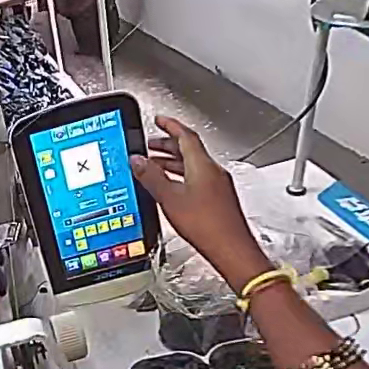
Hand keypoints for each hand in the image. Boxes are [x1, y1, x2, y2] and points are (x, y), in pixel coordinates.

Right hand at [130, 116, 269, 285]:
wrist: (231, 249)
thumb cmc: (207, 226)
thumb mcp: (170, 199)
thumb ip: (151, 178)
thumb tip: (138, 160)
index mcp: (202, 166)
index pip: (185, 136)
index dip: (170, 125)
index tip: (159, 120)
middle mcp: (212, 172)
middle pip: (189, 150)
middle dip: (168, 145)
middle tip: (152, 143)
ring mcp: (217, 185)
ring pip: (192, 166)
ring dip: (173, 162)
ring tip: (156, 166)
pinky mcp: (218, 200)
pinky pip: (197, 179)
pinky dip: (181, 177)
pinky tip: (172, 189)